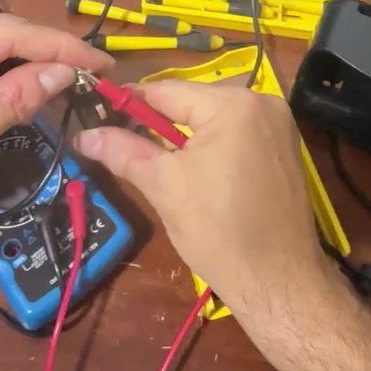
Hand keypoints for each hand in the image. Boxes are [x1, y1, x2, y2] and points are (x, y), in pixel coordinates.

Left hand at [0, 13, 112, 238]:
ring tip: (68, 78)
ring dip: (29, 56)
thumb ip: (7, 104)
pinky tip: (24, 80)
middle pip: (2, 29)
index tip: (103, 64)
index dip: (61, 46)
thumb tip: (62, 73)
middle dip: (50, 50)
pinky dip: (3, 63)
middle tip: (92, 75)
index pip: (10, 33)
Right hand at [73, 80, 332, 318]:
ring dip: (186, 133)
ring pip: (216, 116)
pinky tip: (197, 168)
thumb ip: (124, 152)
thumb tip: (85, 134)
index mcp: (234, 104)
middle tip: (124, 139)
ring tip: (157, 158)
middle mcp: (262, 100)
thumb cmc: (219, 232)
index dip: (132, 100)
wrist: (278, 280)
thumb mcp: (165, 187)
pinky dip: (214, 143)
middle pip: (195, 101)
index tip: (100, 107)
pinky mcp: (285, 144)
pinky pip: (238, 131)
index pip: (169, 91)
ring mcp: (279, 122)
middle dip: (160, 120)